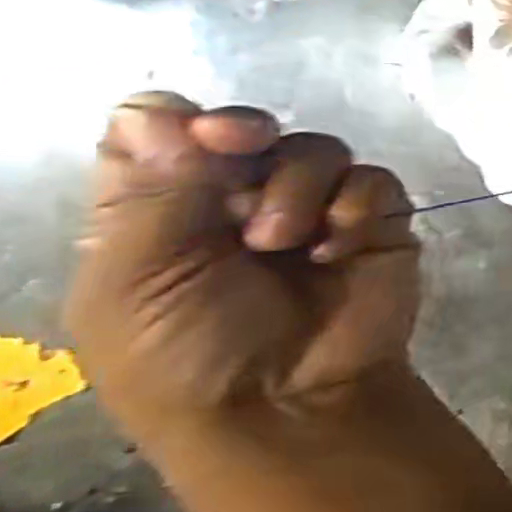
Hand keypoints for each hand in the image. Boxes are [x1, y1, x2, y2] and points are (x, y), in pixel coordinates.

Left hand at [64, 92, 419, 441]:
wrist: (290, 400)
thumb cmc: (187, 352)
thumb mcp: (134, 280)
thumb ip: (153, 193)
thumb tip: (162, 111)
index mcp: (161, 207)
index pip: (164, 131)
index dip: (181, 119)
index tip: (201, 136)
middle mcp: (239, 199)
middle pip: (250, 127)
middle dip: (249, 133)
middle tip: (245, 151)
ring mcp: (315, 209)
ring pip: (319, 149)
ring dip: (301, 187)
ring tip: (289, 242)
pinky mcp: (377, 224)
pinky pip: (375, 182)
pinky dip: (357, 208)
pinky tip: (338, 248)